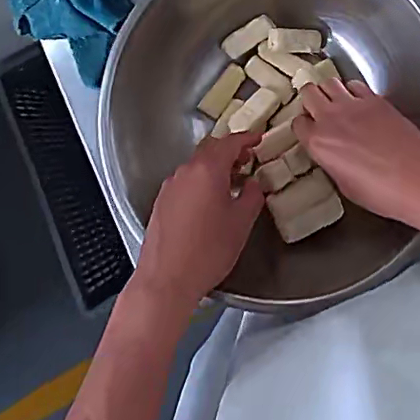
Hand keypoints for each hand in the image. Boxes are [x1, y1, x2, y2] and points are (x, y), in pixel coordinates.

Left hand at [134, 131, 265, 309]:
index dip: (246, 138)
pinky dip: (200, 182)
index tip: (258, 138)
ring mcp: (170, 186)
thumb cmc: (208, 250)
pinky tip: (209, 202)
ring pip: (196, 166)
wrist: (165, 281)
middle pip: (210, 149)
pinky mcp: (161, 202)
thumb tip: (254, 184)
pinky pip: (185, 182)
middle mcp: (186, 171)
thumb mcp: (241, 222)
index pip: (230, 142)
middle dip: (230, 151)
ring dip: (214, 168)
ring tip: (231, 184)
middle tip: (247, 160)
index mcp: (208, 169)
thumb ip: (253, 195)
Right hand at [294, 79, 419, 224]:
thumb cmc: (381, 191)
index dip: (304, 126)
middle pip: (309, 92)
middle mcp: (331, 118)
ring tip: (337, 101)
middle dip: (311, 98)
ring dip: (329, 90)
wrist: (414, 178)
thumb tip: (333, 155)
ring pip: (329, 82)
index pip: (298, 123)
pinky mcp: (375, 99)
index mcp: (318, 143)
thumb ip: (331, 162)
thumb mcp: (344, 185)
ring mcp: (353, 105)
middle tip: (318, 108)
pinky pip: (355, 84)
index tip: (310, 129)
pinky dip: (353, 90)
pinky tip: (360, 101)